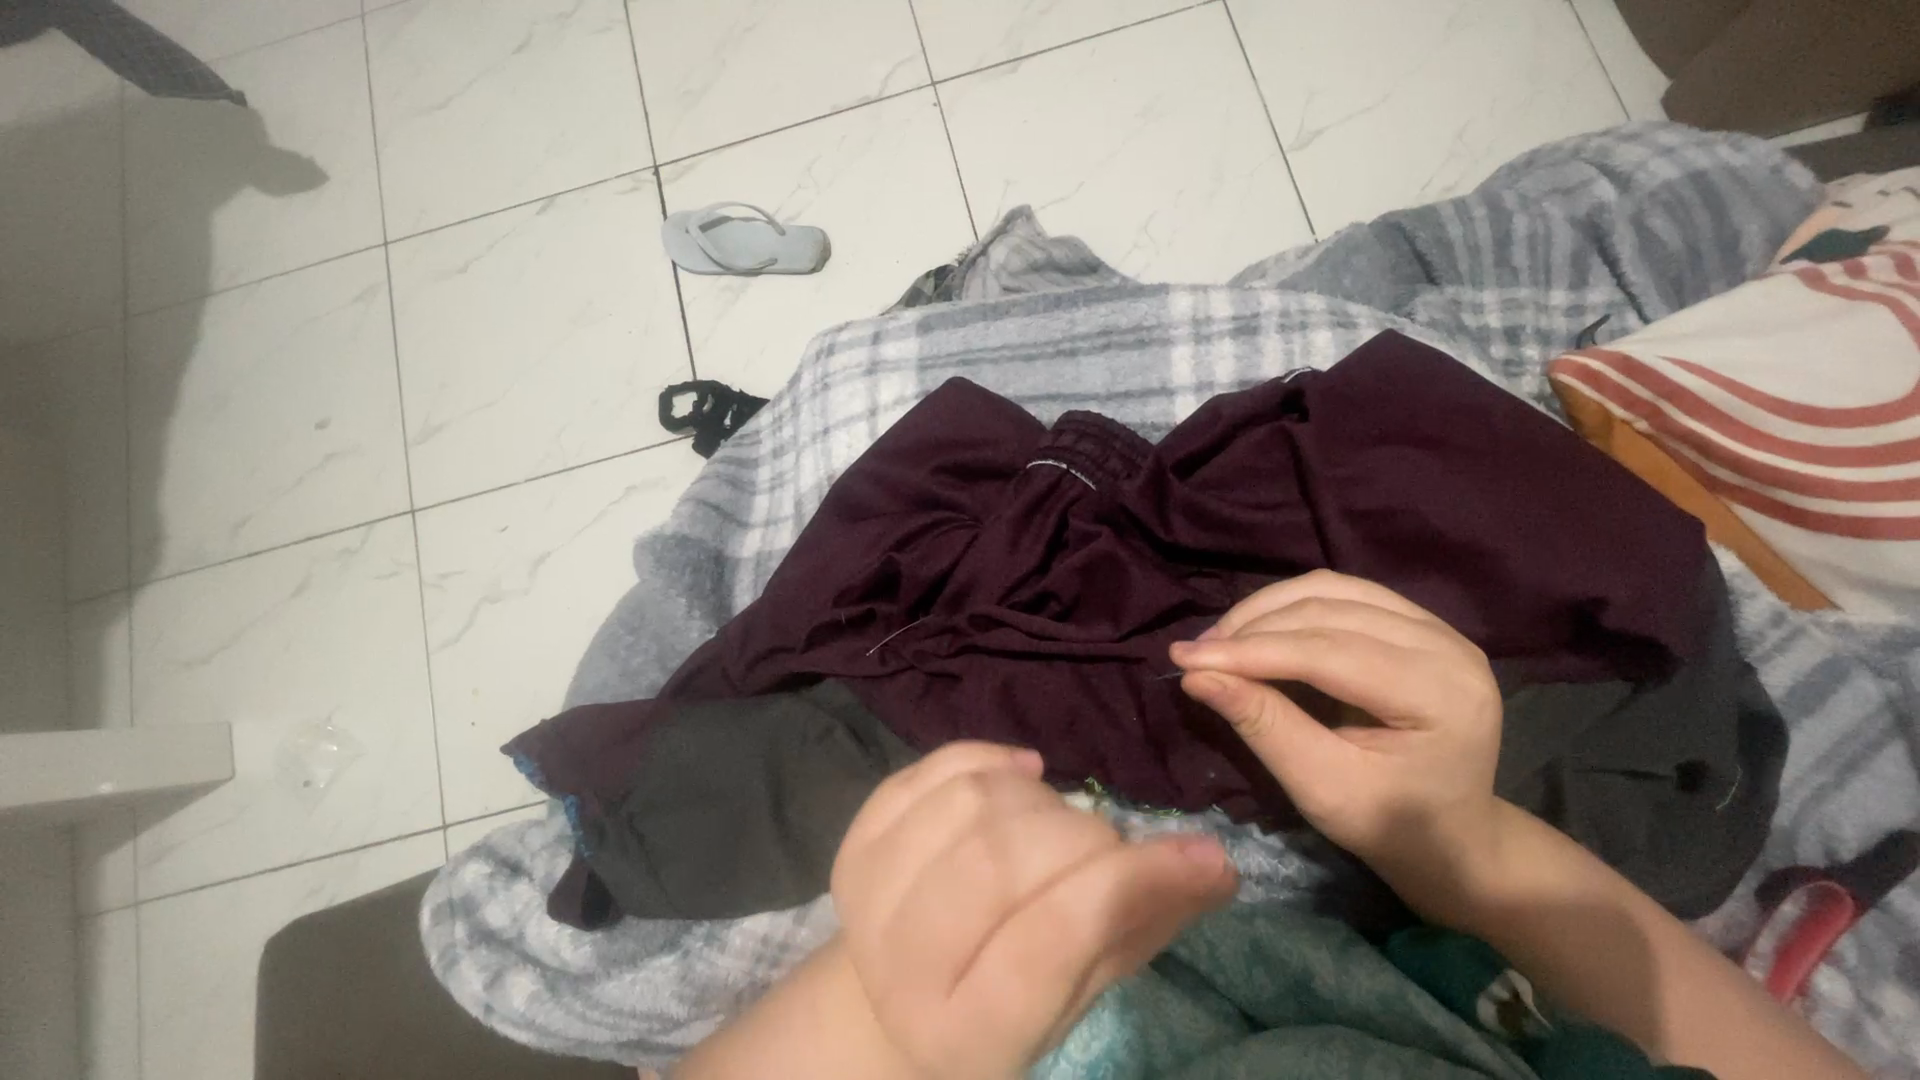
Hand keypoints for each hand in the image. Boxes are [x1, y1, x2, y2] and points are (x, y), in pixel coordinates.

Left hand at [831, 742, 1236, 1079]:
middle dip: (1084, 836)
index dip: (1132, 880)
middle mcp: (901, 963)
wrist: (893, 995)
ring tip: (1056, 826)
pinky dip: (991, 759)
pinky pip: (936, 766)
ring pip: (972, 801)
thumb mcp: (1078, 992)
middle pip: (1005, 858)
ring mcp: (867, 892)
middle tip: (1108, 847)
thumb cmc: (1001, 1006)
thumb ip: (1141, 926)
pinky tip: (1019, 779)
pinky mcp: (857, 836)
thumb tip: (1215, 864)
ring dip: (1040, 800)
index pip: (1054, 935)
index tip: (1203, 850)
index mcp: (966, 1030)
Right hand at [1169, 570, 1502, 877]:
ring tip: (1218, 641)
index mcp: (1440, 694)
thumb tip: (1196, 675)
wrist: (1449, 834)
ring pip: (1331, 590)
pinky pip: (1343, 593)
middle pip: (1328, 611)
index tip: (1185, 658)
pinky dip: (1288, 606)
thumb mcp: (1320, 788)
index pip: (1329, 652)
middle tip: (1194, 654)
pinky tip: (1255, 630)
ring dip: (1265, 610)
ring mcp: (1436, 628)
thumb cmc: (1387, 823)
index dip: (1251, 651)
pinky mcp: (1417, 623)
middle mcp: (1447, 646)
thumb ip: (1264, 725)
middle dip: (1251, 628)